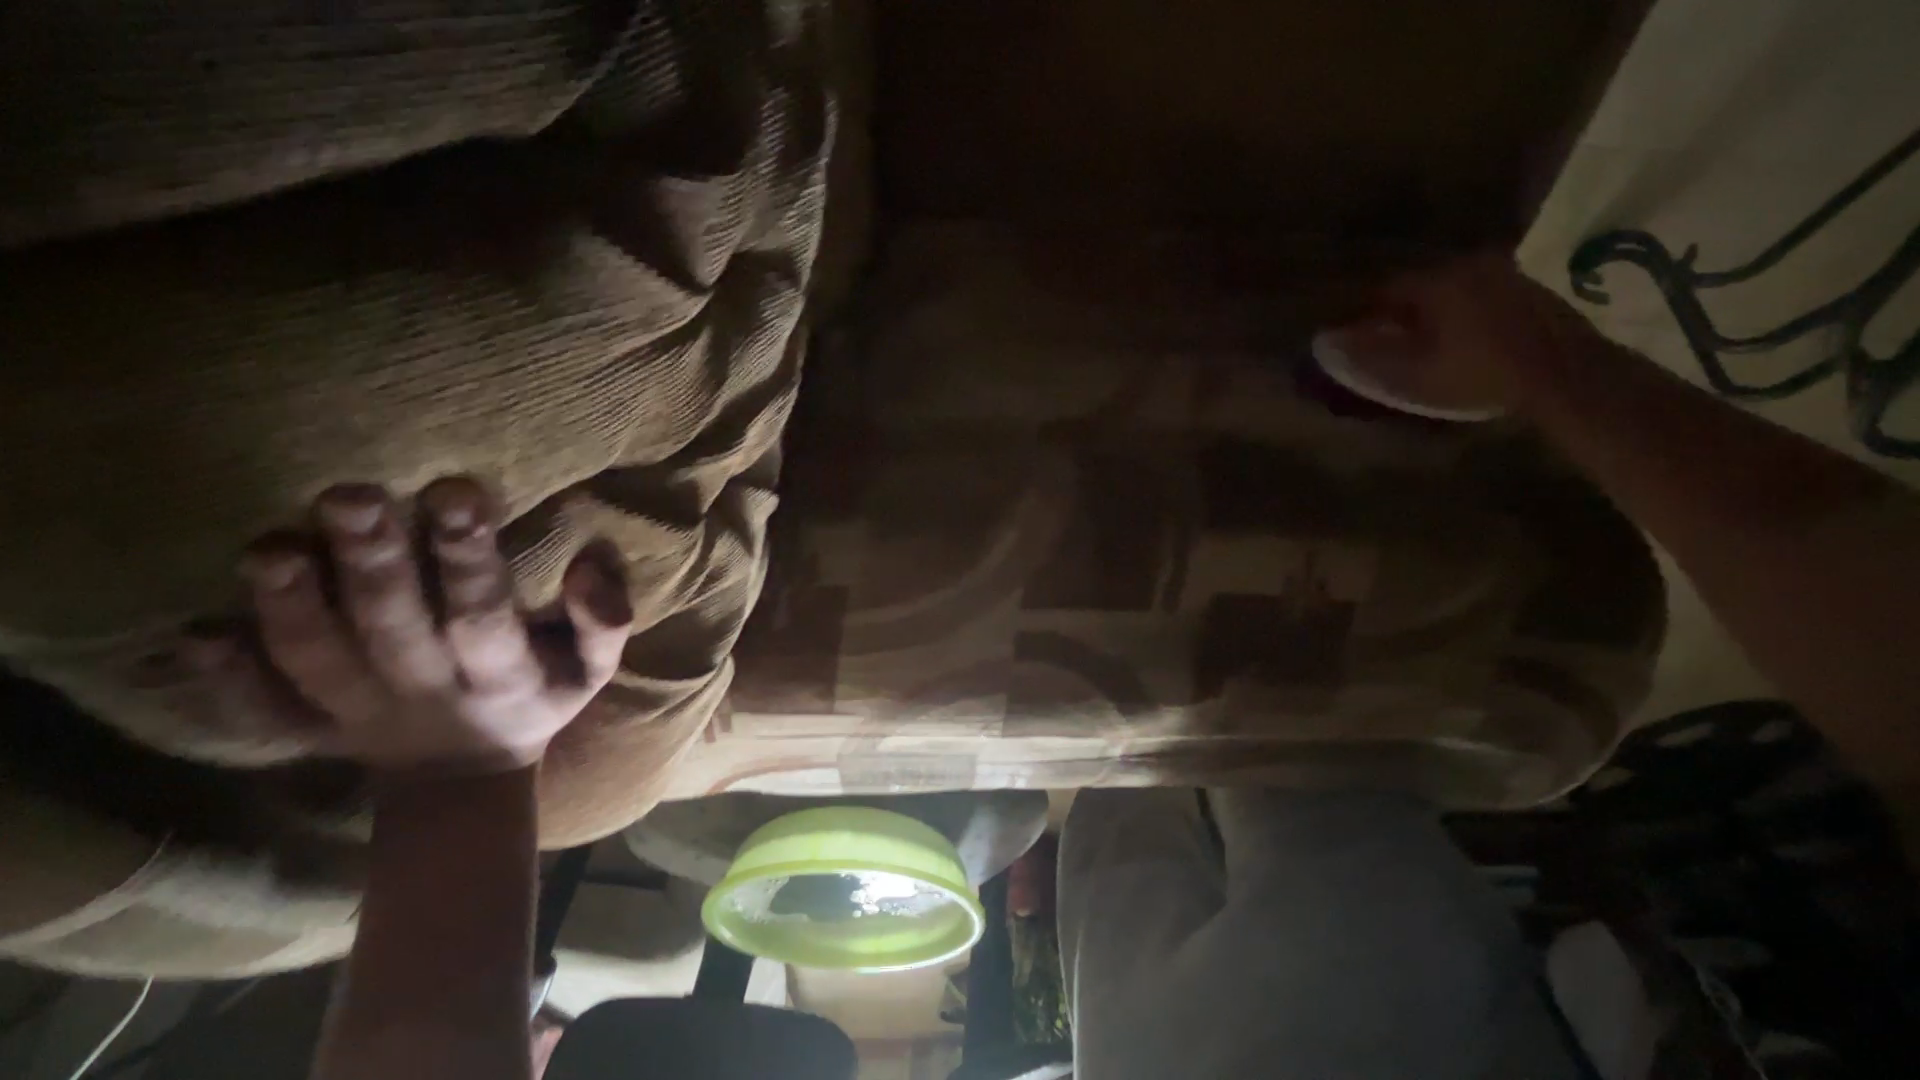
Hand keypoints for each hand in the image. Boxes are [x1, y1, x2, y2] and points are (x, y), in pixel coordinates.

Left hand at [187, 477, 633, 773]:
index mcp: (501, 676)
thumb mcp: (592, 670)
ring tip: (272, 547)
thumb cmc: (536, 698)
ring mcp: (359, 715)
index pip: (485, 616)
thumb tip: (592, 558)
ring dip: (290, 608)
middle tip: (351, 496)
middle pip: (393, 631)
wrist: (464, 776)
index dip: (468, 558)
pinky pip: (262, 711)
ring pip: (317, 664)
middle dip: (372, 564)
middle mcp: (426, 693)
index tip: (455, 491)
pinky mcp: (308, 730)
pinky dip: (226, 680)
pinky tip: (196, 632)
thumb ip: (604, 618)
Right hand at [1314, 252, 1608, 416]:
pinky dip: (1467, 311)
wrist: (1564, 373)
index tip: (1353, 331)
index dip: (1365, 312)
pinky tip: (1467, 338)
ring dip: (1437, 310)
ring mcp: (1506, 272)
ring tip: (1428, 340)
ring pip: (1455, 288)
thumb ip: (1370, 356)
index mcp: (1438, 282)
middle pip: (1422, 286)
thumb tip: (1331, 343)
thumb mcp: (1416, 373)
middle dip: (1402, 310)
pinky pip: (1483, 294)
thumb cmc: (1481, 373)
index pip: (1387, 289)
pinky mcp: (1531, 286)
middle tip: (1390, 338)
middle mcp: (1470, 265)